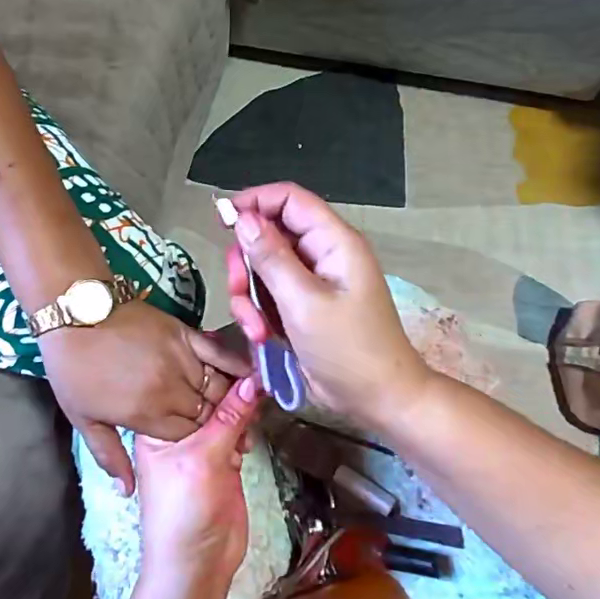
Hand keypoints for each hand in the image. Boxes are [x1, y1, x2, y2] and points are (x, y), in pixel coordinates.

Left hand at [42, 299, 249, 493]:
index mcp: (147, 416)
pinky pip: (218, 353)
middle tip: (239, 433)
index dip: (204, 446)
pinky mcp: (185, 335)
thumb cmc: (74, 370)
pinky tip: (250, 374)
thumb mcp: (83, 419)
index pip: (188, 438)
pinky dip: (236, 365)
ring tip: (247, 408)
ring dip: (234, 400)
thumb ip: (110, 457)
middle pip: (208, 416)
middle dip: (224, 427)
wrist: (75, 314)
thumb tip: (127, 491)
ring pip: (218, 387)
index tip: (217, 449)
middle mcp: (170, 391)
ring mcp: (180, 361)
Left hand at [133, 375, 260, 591]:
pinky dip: (249, 424)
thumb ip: (229, 417)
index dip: (213, 368)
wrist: (196, 564)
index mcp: (156, 424)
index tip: (243, 352)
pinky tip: (259, 417)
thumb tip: (254, 379)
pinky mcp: (222, 458)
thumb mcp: (204, 458)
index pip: (184, 383)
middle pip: (206, 395)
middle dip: (232, 384)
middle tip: (261, 369)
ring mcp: (199, 444)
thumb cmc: (184, 509)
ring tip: (262, 393)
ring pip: (224, 411)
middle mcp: (176, 429)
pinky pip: (236, 430)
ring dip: (244, 405)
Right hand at [224, 182, 433, 432]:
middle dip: (246, 262)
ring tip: (256, 328)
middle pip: (268, 234)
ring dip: (249, 295)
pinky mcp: (301, 306)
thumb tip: (242, 218)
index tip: (222, 220)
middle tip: (238, 290)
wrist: (378, 398)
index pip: (290, 199)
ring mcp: (310, 282)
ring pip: (262, 268)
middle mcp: (321, 255)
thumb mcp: (304, 302)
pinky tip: (263, 336)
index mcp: (333, 242)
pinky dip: (258, 312)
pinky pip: (268, 295)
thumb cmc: (348, 348)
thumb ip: (271, 258)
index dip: (255, 201)